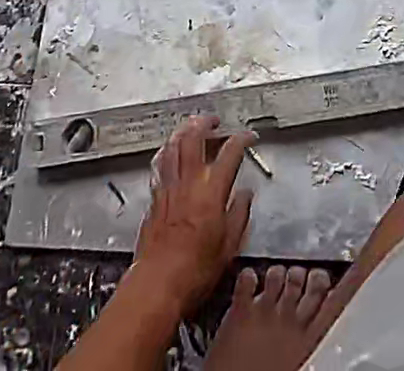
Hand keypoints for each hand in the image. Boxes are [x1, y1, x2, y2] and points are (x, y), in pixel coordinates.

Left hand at [130, 115, 255, 315]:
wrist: (158, 283)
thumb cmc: (193, 270)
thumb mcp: (229, 245)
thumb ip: (239, 214)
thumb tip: (245, 196)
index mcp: (211, 191)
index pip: (230, 153)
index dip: (241, 140)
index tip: (248, 137)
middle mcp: (189, 183)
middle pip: (193, 138)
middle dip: (205, 123)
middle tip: (214, 120)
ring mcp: (169, 187)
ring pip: (173, 146)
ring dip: (183, 131)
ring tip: (191, 126)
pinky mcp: (155, 197)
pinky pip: (160, 164)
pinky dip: (167, 151)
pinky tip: (169, 151)